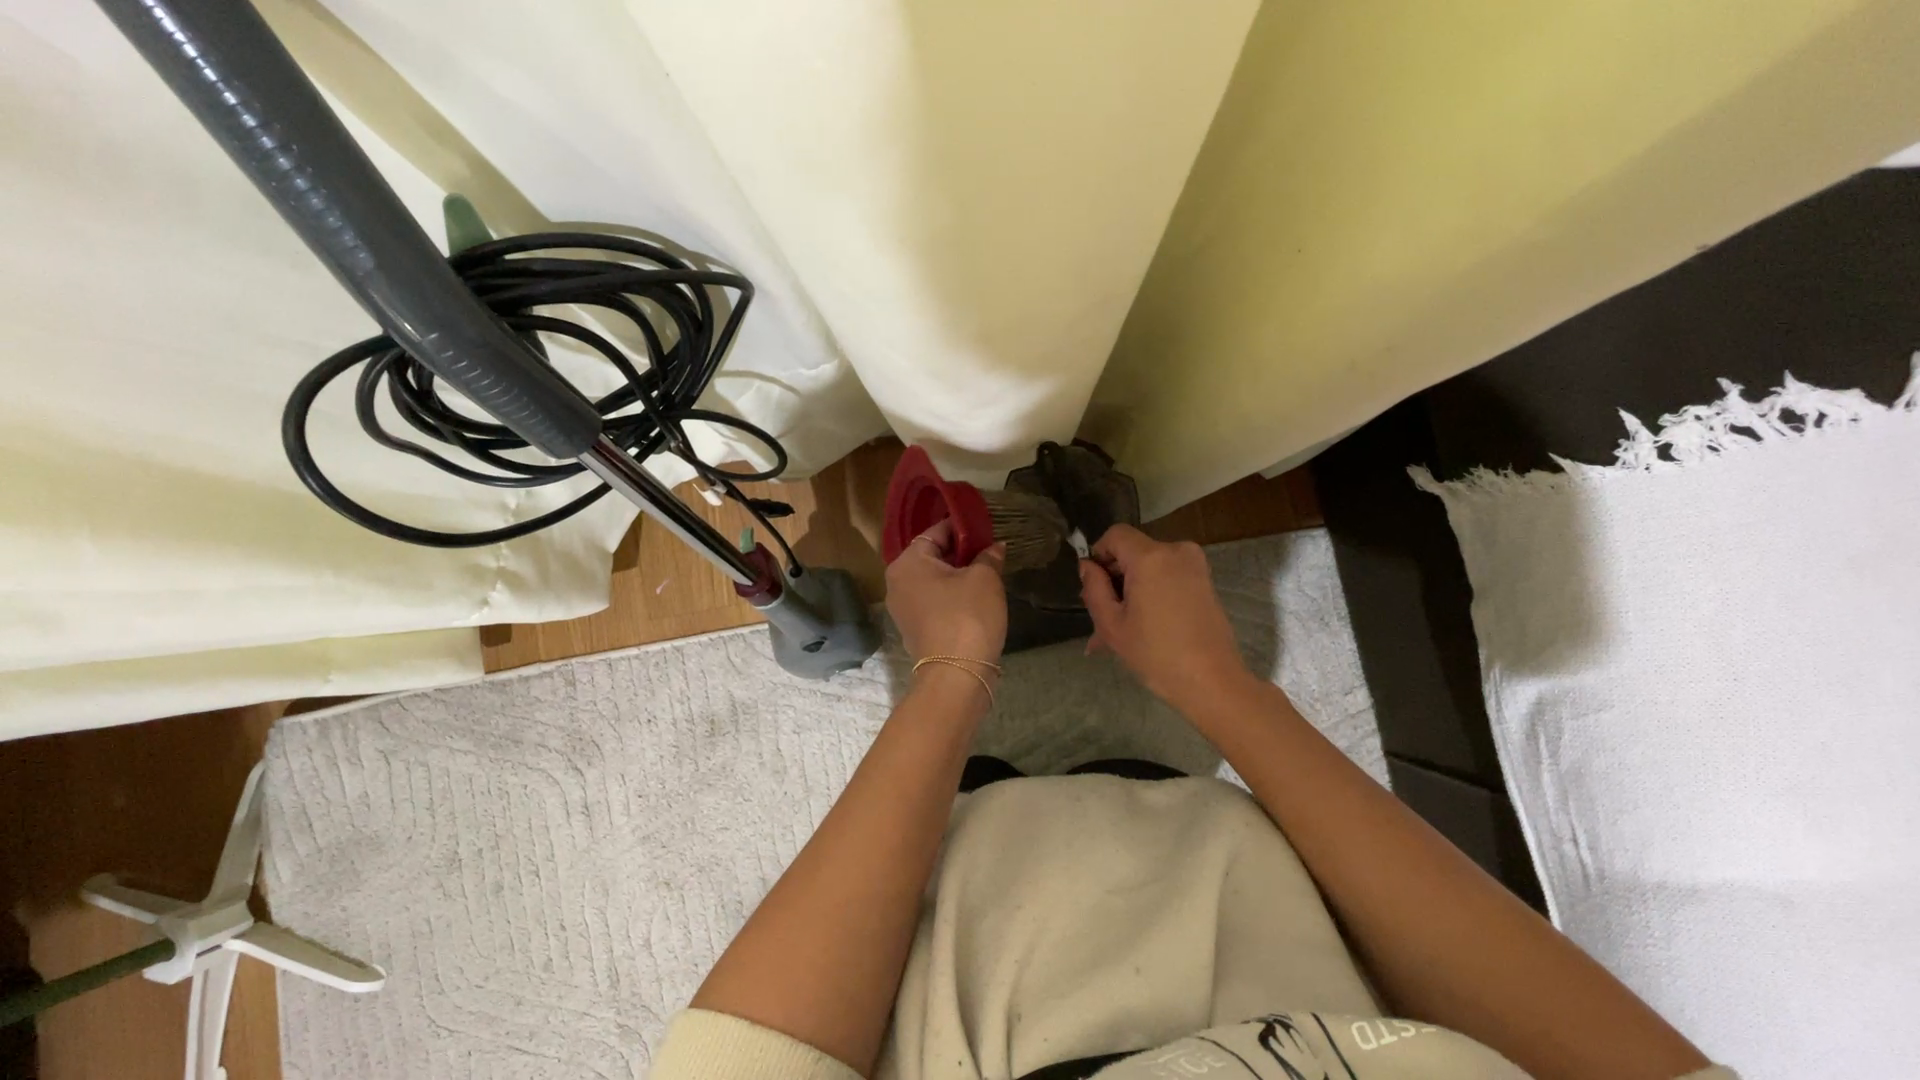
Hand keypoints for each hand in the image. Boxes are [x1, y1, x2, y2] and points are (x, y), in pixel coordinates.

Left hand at [885, 520, 1007, 669]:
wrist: (956, 675)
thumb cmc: (968, 616)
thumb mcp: (985, 579)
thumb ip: (988, 556)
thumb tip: (994, 547)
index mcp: (907, 562)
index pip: (936, 532)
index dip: (963, 528)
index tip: (987, 530)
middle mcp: (897, 582)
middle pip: (932, 556)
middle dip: (961, 553)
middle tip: (990, 553)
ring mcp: (903, 608)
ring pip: (933, 580)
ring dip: (958, 576)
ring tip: (987, 576)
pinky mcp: (914, 628)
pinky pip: (933, 602)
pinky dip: (951, 597)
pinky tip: (975, 600)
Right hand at [1078, 525, 1248, 708]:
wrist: (1212, 681)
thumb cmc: (1156, 654)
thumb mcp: (1111, 625)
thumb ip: (1093, 589)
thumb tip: (1087, 566)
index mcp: (1151, 557)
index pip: (1116, 535)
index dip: (1099, 554)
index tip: (1093, 586)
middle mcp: (1176, 552)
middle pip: (1134, 551)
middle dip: (1115, 578)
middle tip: (1102, 616)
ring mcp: (1195, 566)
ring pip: (1151, 568)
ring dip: (1133, 591)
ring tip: (1120, 631)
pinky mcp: (1205, 583)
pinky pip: (1169, 579)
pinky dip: (1153, 595)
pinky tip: (1143, 629)